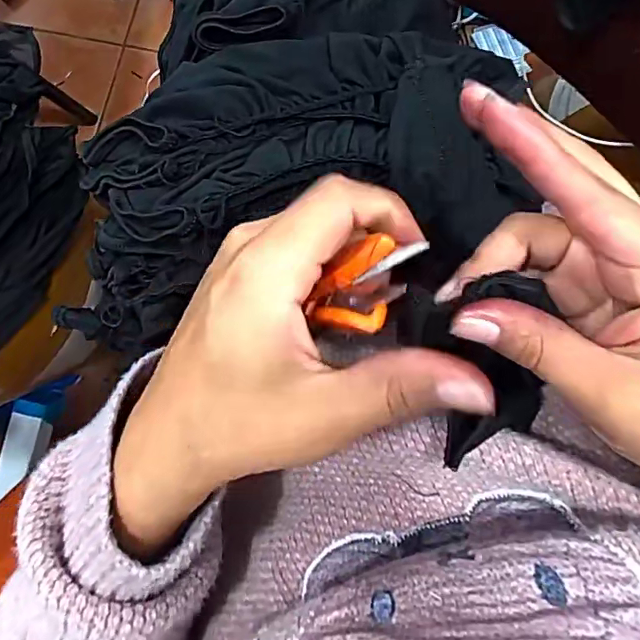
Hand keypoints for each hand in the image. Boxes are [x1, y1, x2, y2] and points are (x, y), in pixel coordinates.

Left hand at [112, 176, 495, 558]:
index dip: (391, 212)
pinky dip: (327, 267)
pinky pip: (295, 241)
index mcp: (266, 263)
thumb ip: (402, 387)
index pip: (340, 196)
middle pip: (331, 207)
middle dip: (376, 244)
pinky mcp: (237, 266)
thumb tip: (478, 382)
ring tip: (363, 315)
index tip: (417, 260)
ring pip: (315, 224)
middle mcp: (249, 241)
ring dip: (353, 259)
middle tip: (392, 301)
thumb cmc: (236, 426)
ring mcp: (239, 251)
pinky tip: (330, 315)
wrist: (161, 442)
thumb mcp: (325, 413)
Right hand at [442, 81, 639, 535]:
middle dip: (521, 141)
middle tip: (470, 105)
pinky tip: (479, 285)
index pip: (585, 192)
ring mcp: (616, 264)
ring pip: (544, 223)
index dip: (532, 145)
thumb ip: (536, 346)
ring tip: (459, 287)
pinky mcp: (597, 285)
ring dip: (497, 247)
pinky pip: (541, 258)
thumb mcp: (615, 398)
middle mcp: (637, 249)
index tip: (488, 105)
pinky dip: (505, 268)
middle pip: (573, 178)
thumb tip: (464, 312)